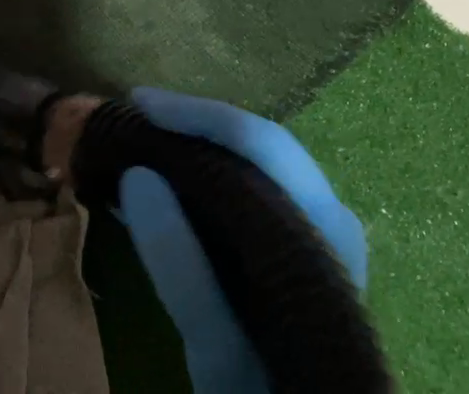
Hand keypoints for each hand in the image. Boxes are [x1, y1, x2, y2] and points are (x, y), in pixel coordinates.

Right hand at [117, 87, 367, 392]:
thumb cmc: (265, 392)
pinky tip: (170, 172)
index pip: (263, 147)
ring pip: (258, 162)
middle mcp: (331, 225)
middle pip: (264, 145)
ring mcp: (322, 235)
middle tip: (137, 110)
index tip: (139, 104)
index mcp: (324, 239)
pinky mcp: (302, 248)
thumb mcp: (221, 350)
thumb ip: (183, 272)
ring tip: (148, 134)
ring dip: (202, 142)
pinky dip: (208, 171)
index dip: (199, 117)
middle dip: (198, 121)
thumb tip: (137, 179)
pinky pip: (254, 189)